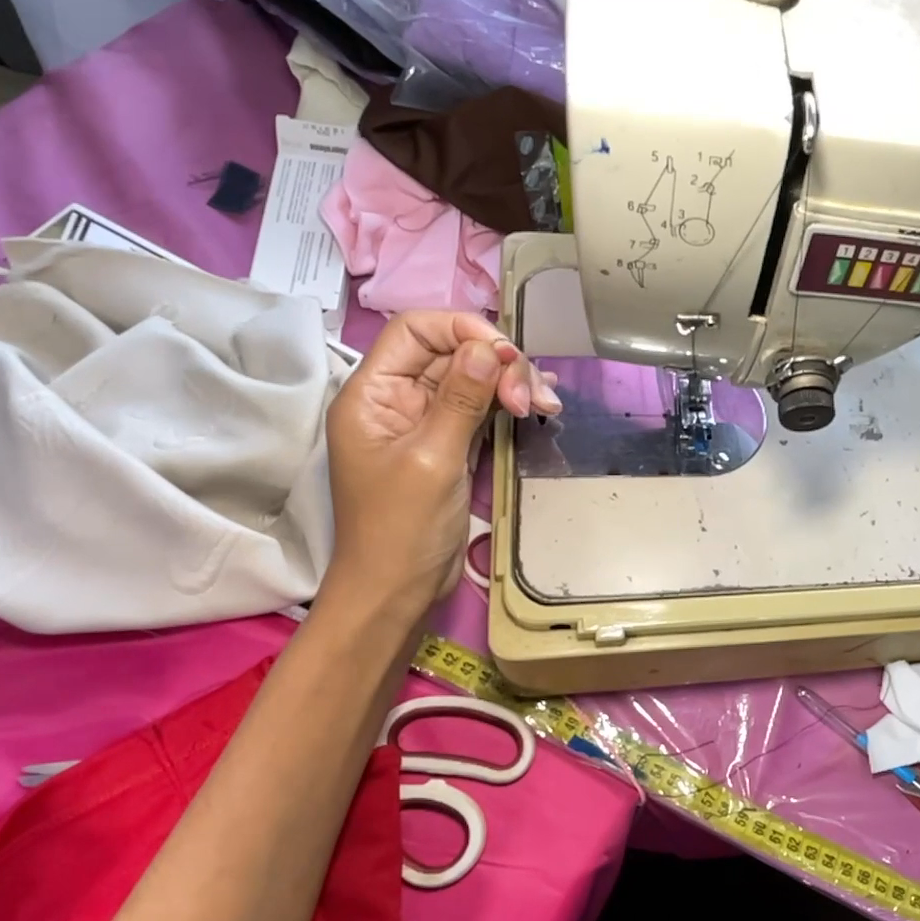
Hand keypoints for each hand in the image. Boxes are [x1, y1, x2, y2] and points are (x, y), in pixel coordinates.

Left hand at [321, 310, 561, 615]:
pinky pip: (480, 409)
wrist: (395, 590)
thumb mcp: (433, 459)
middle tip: (532, 400)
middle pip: (451, 353)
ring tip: (546, 407)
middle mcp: (397, 399)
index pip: (415, 330)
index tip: (509, 356)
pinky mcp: (449, 445)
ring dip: (511, 385)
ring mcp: (425, 422)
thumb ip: (461, 398)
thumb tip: (489, 347)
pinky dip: (508, 405)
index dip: (463, 330)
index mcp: (373, 393)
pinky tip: (539, 406)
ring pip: (472, 380)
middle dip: (498, 365)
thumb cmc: (402, 528)